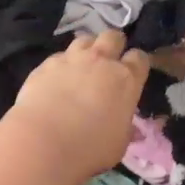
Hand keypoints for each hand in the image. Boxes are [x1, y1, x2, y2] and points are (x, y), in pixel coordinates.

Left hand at [7, 30, 150, 181]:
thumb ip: (125, 127)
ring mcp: (72, 58)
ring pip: (85, 39)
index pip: (140, 58)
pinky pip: (59, 55)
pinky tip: (56, 78)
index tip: (132, 72)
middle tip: (108, 62)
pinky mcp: (46, 63)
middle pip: (113, 37)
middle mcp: (101, 61)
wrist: (44, 140)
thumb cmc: (90, 148)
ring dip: (87, 49)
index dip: (136, 63)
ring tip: (82, 66)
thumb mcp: (119, 143)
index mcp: (126, 80)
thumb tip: (129, 126)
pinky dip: (62, 63)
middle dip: (113, 45)